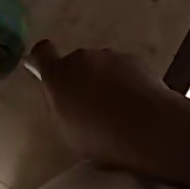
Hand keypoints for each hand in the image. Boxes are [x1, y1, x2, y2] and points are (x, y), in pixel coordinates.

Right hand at [30, 41, 173, 170]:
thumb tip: (62, 95)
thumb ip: (61, 104)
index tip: (49, 72)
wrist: (147, 126)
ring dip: (105, 80)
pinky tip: (136, 104)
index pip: (42, 52)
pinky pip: (123, 69)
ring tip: (119, 109)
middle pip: (76, 63)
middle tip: (92, 106)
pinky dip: (126, 81)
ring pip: (101, 66)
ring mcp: (109, 56)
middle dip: (81, 79)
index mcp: (58, 75)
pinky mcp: (133, 59)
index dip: (44, 60)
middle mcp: (80, 58)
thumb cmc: (99, 136)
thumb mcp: (68, 128)